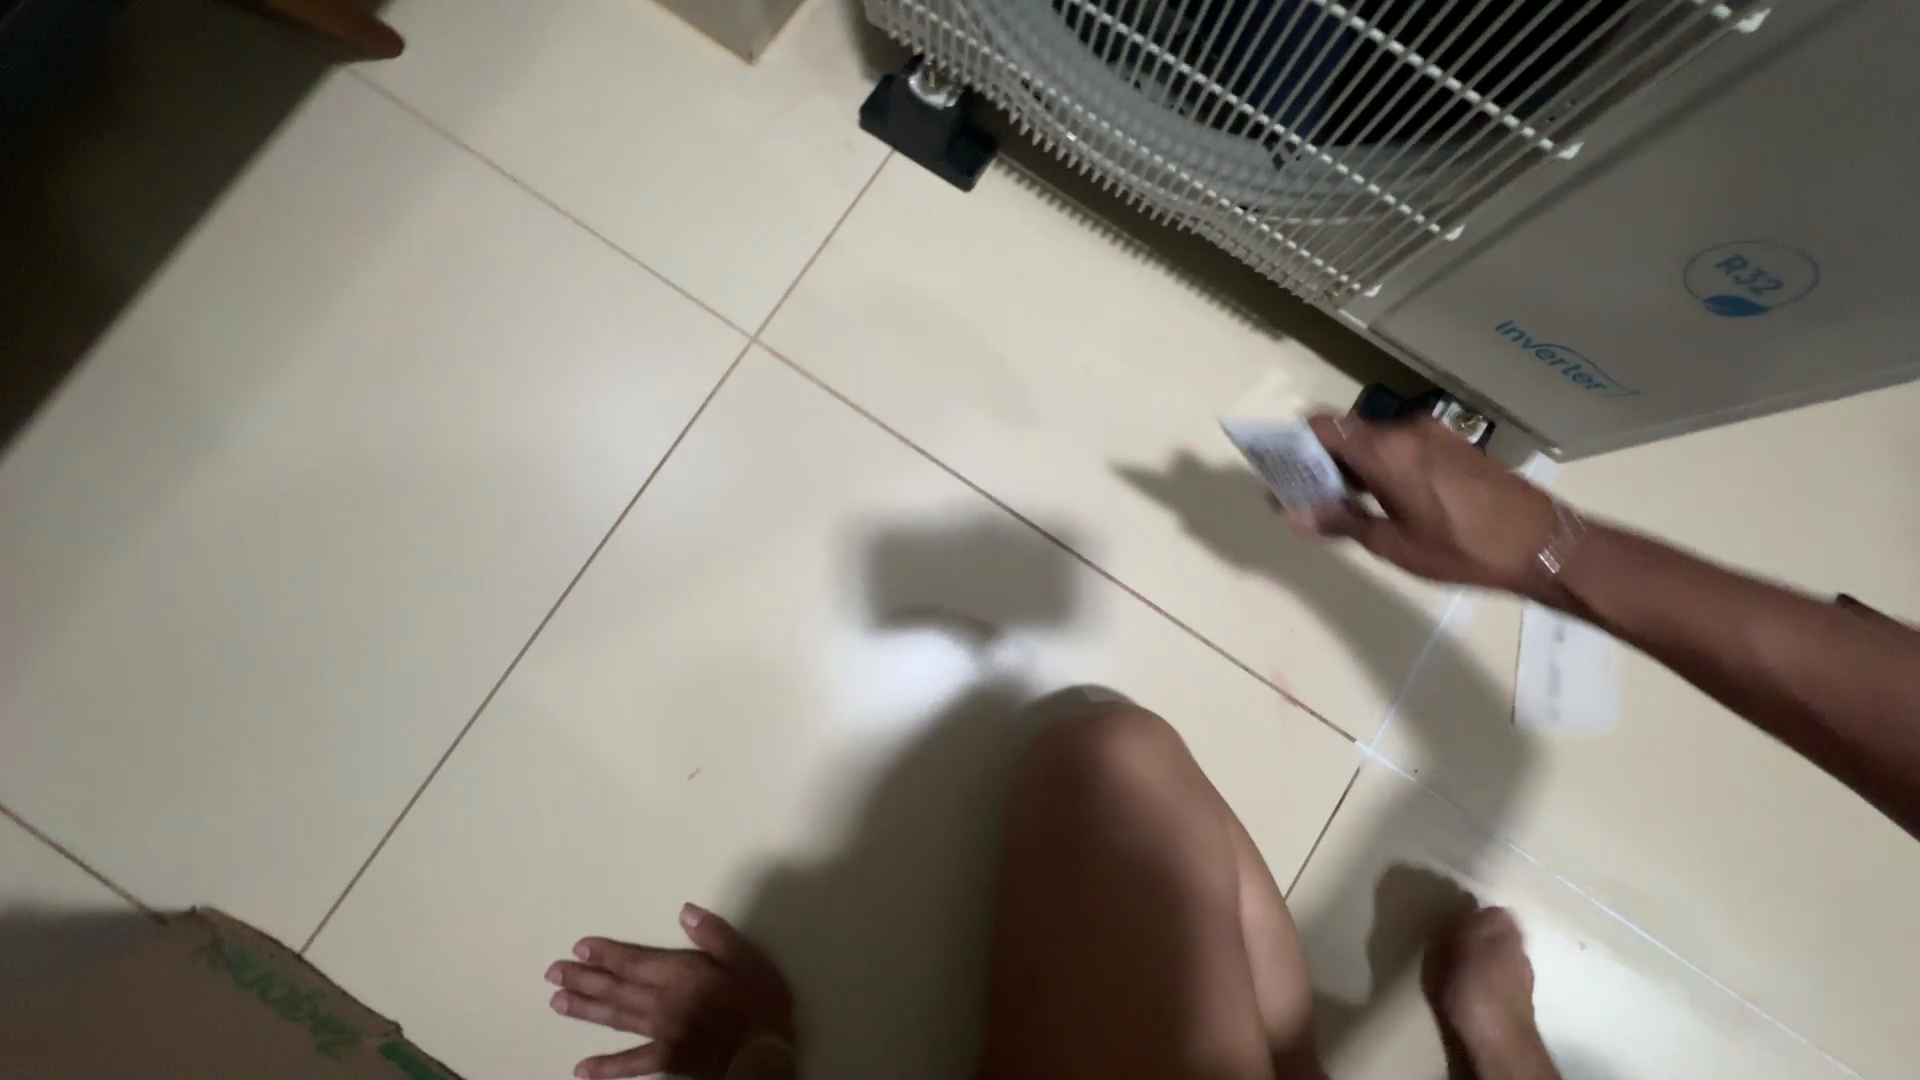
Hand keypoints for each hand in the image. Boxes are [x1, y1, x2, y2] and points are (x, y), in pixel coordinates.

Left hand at [546, 904, 794, 1079]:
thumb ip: (714, 933)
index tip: (580, 947)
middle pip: (617, 989)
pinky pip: (630, 1064)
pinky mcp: (666, 1059)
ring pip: (616, 1019)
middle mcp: (663, 1003)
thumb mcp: (744, 957)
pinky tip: (582, 1068)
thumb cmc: (757, 999)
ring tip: (557, 1002)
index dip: (606, 954)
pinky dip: (605, 1068)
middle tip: (553, 973)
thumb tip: (684, 911)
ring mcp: (661, 1034)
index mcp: (681, 975)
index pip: (635, 961)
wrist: (761, 1052)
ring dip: (585, 1010)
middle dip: (584, 979)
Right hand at [1294, 412, 1560, 596]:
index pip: (1321, 426)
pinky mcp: (1452, 448)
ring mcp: (1432, 437)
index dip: (1293, 442)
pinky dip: (1376, 465)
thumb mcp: (1392, 543)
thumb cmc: (1461, 548)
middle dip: (1317, 458)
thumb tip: (1293, 514)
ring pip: (1371, 440)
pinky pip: (1398, 447)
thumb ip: (1339, 521)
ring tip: (1335, 501)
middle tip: (1302, 493)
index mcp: (1385, 451)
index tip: (1279, 469)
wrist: (1546, 547)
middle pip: (1344, 432)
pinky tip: (1377, 498)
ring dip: (1347, 464)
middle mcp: (1406, 432)